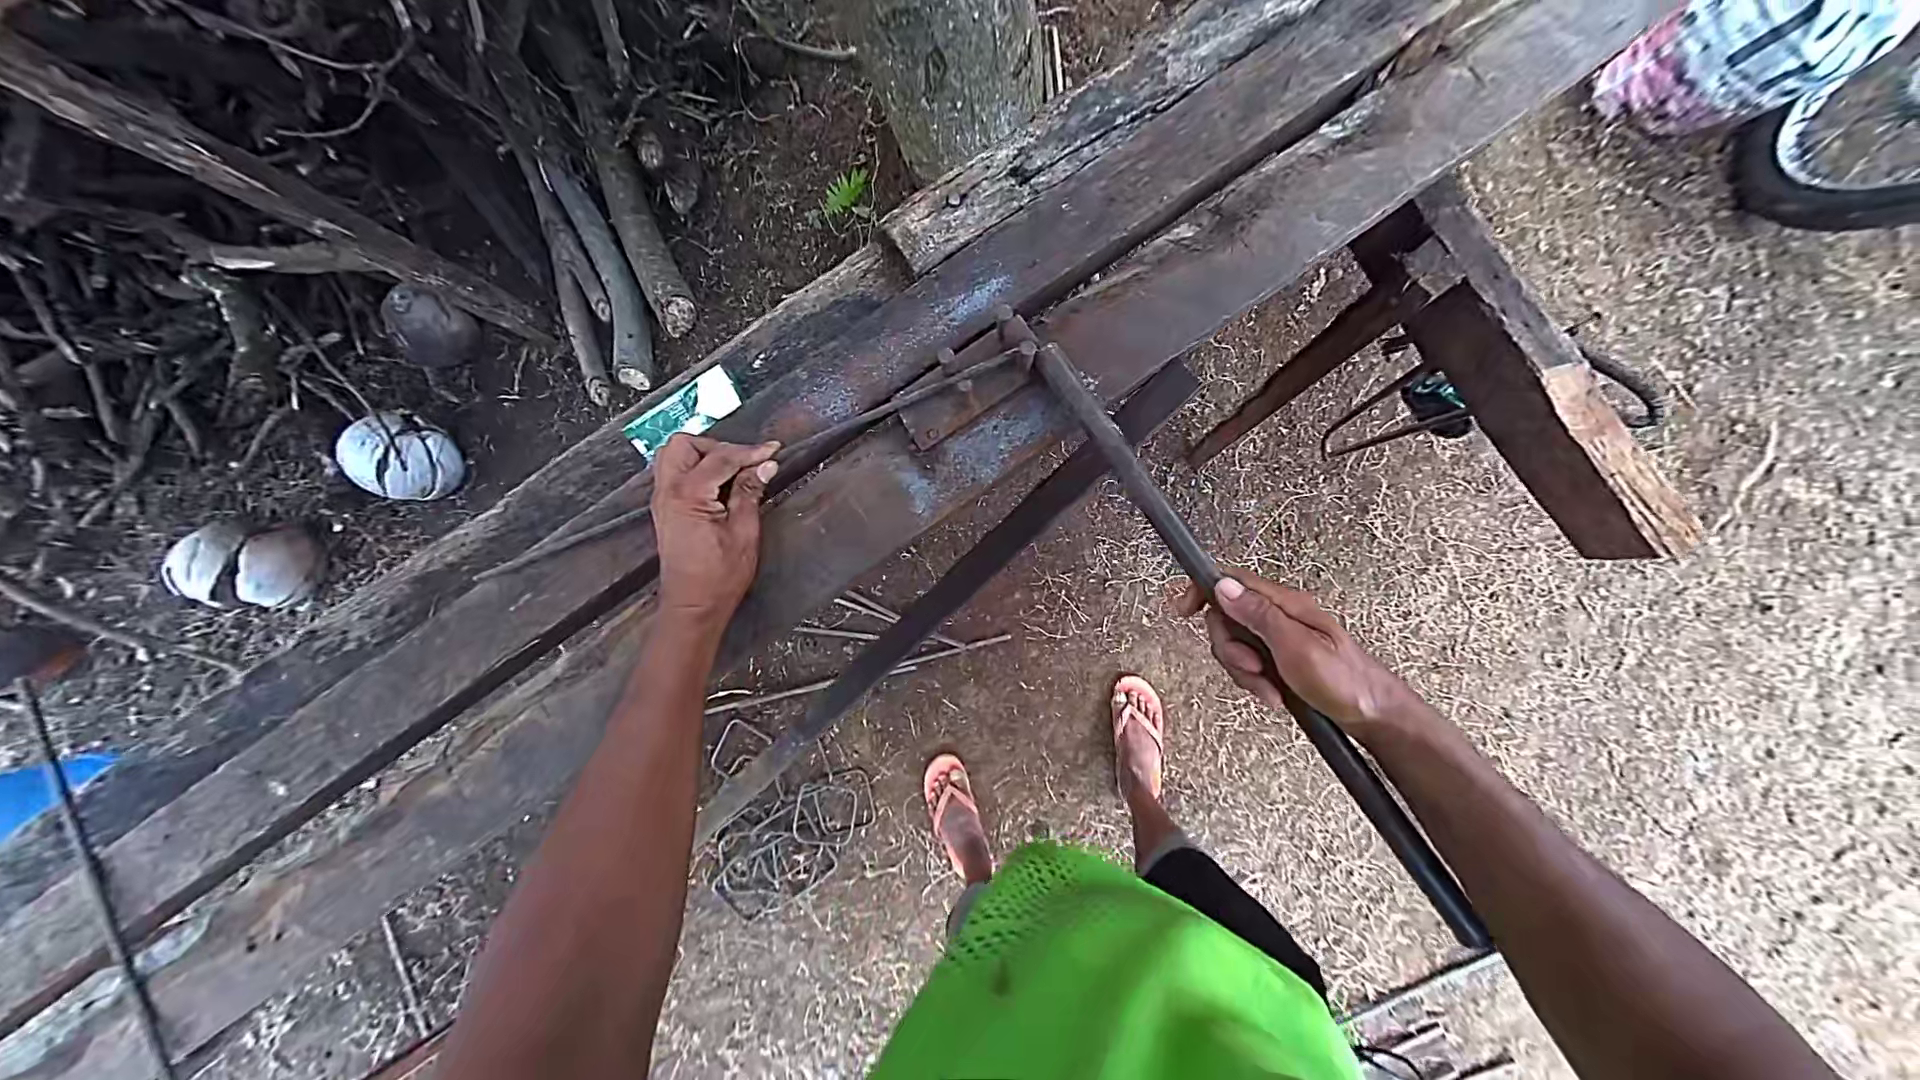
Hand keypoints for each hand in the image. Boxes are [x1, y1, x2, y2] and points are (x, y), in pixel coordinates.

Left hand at [651, 434, 779, 629]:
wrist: (693, 605)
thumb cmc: (718, 577)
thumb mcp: (744, 532)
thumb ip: (750, 492)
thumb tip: (764, 466)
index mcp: (687, 495)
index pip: (720, 457)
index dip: (750, 451)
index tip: (772, 450)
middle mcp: (667, 492)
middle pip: (685, 445)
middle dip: (719, 446)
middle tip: (747, 461)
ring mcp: (662, 500)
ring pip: (675, 456)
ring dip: (704, 455)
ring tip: (734, 470)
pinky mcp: (666, 509)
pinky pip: (675, 473)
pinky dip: (697, 469)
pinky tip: (721, 484)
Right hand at [1177, 572, 1426, 739]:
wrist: (1375, 717)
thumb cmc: (1346, 682)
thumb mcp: (1296, 647)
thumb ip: (1258, 614)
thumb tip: (1224, 587)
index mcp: (1285, 605)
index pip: (1232, 582)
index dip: (1203, 591)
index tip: (1184, 608)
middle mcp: (1279, 616)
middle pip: (1226, 619)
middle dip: (1229, 648)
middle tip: (1251, 666)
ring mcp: (1278, 638)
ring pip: (1234, 644)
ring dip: (1243, 671)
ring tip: (1268, 686)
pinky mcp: (1278, 658)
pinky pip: (1248, 664)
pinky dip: (1254, 682)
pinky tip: (1273, 693)